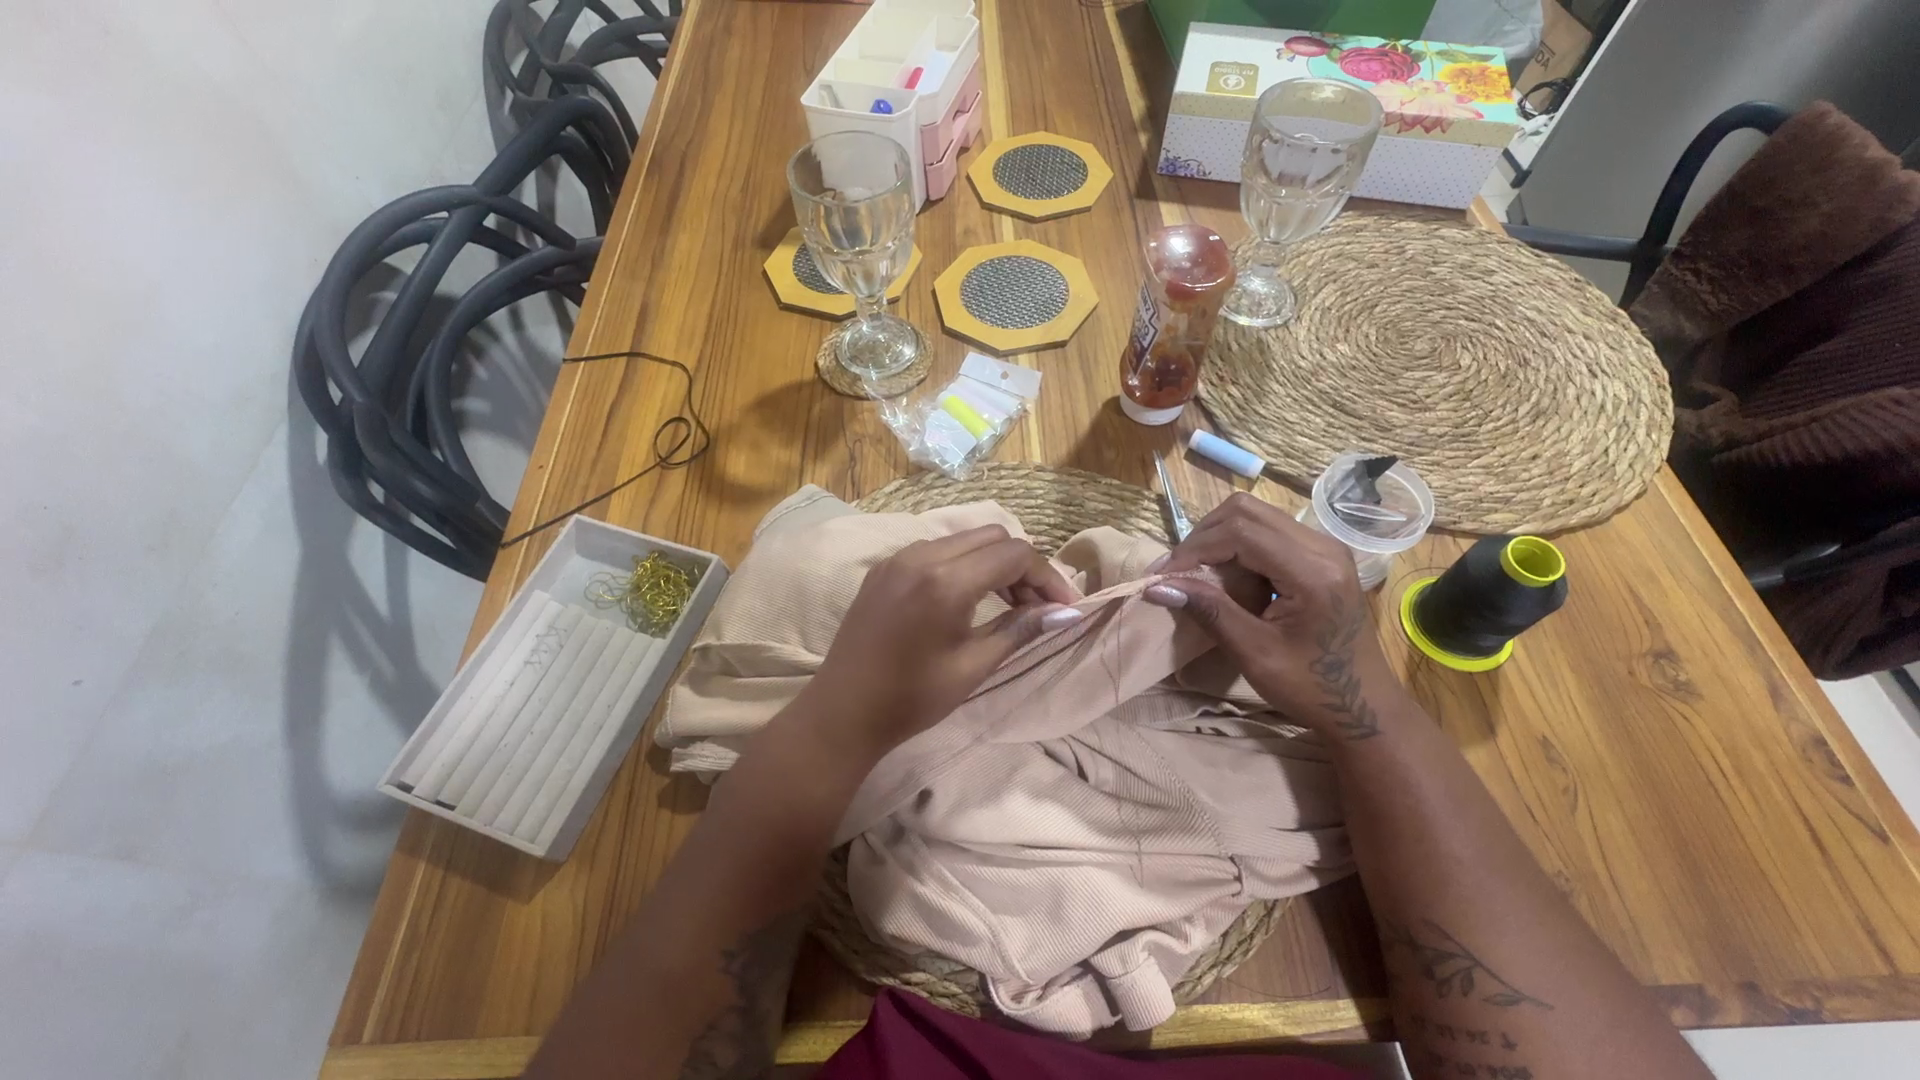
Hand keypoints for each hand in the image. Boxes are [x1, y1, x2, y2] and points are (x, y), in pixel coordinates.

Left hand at [807, 525, 1082, 754]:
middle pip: (993, 537)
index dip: (1048, 578)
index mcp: (946, 581)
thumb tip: (1066, 613)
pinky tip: (968, 599)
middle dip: (1023, 567)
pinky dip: (963, 564)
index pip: (1015, 555)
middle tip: (1036, 608)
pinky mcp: (884, 568)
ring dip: (993, 563)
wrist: (843, 712)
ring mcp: (898, 558)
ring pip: (964, 539)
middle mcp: (921, 555)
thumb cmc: (912, 698)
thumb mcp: (974, 666)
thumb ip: (1020, 629)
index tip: (1064, 609)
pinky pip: (936, 549)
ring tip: (1009, 605)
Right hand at [1142, 492, 1400, 739]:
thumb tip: (1157, 586)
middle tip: (1177, 572)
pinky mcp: (1322, 555)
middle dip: (1203, 538)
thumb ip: (1209, 611)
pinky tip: (1225, 577)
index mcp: (1312, 571)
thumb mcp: (1254, 653)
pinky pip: (1269, 531)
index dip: (1195, 548)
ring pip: (1255, 516)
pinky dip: (1238, 547)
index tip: (1164, 576)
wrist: (1363, 707)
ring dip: (1218, 539)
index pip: (1240, 532)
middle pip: (1246, 512)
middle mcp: (1323, 546)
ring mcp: (1326, 547)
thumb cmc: (1311, 688)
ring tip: (1196, 574)